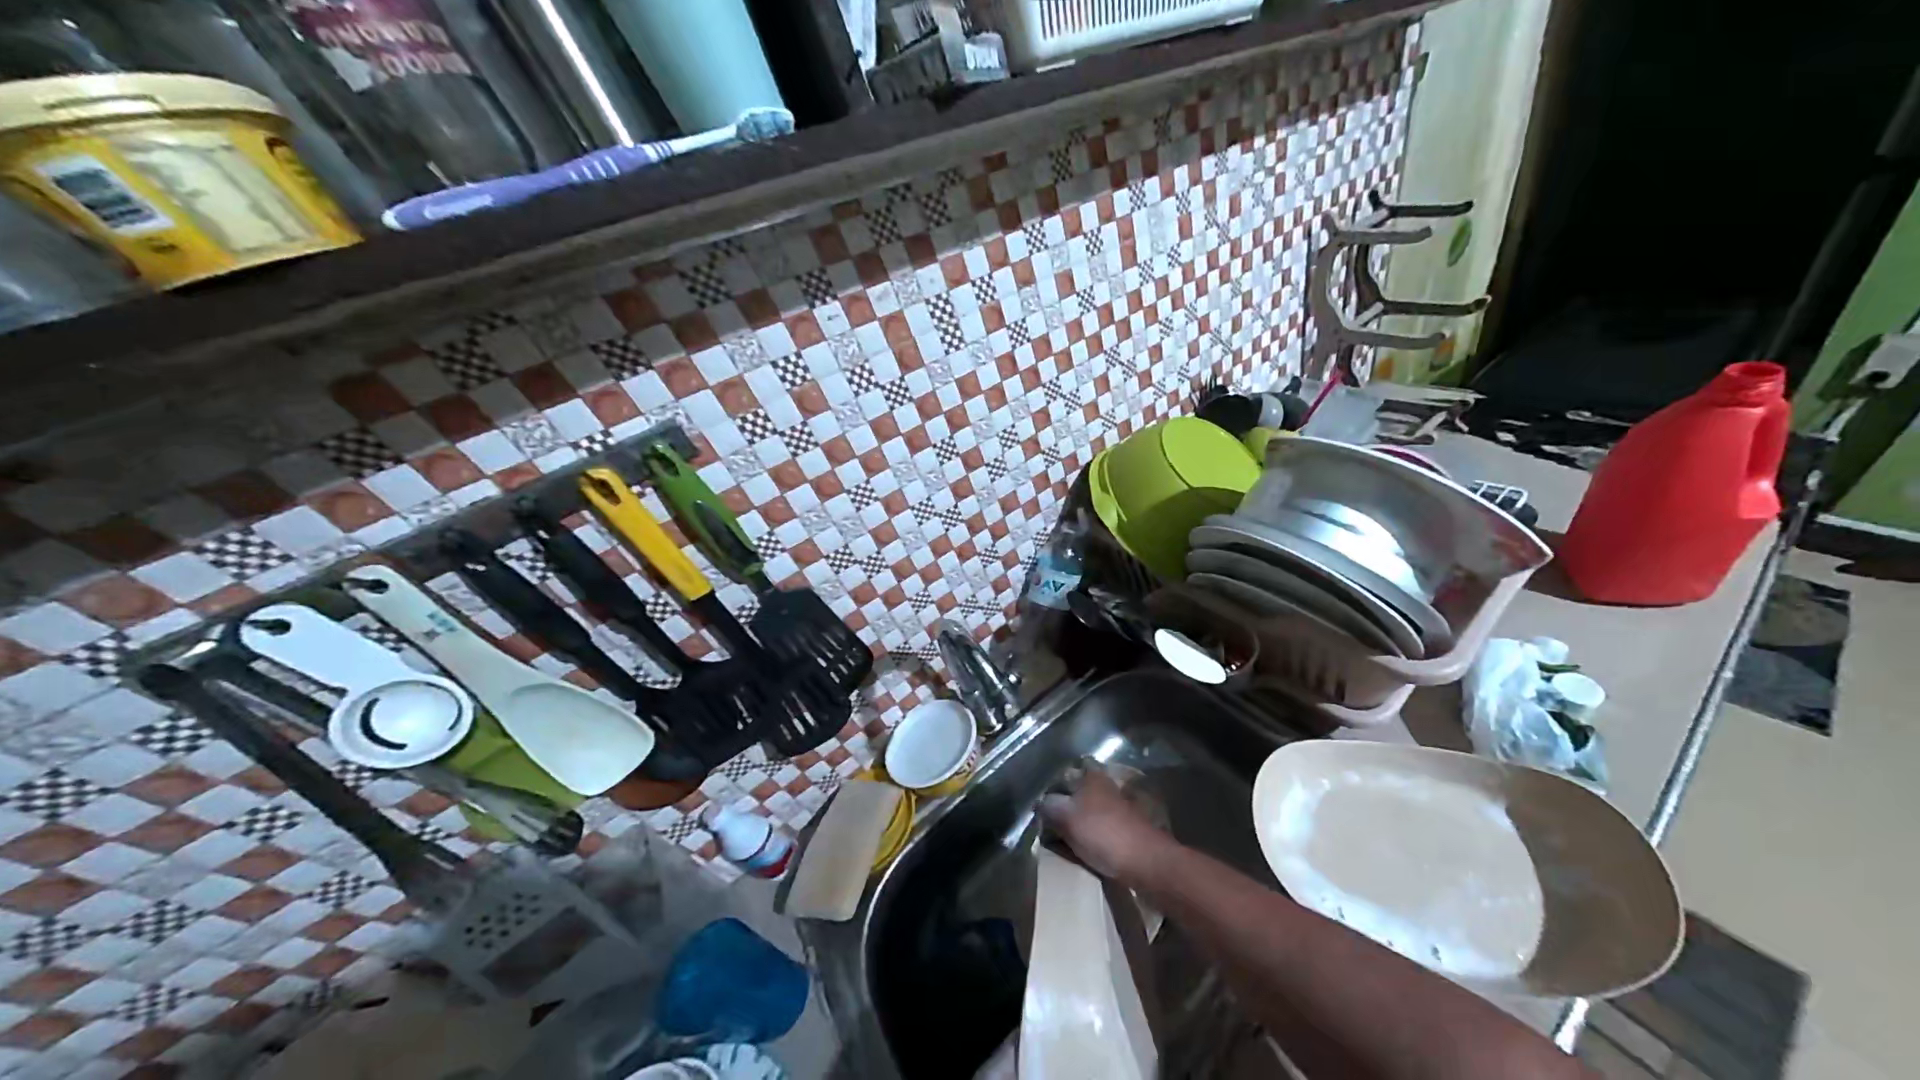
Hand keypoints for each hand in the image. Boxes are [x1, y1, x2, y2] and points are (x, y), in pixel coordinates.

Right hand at [1038, 766, 1172, 881]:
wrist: (1144, 862)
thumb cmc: (1101, 833)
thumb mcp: (1065, 817)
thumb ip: (1048, 806)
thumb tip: (1039, 803)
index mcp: (1092, 777)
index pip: (1072, 767)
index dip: (1058, 780)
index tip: (1044, 796)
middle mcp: (1107, 786)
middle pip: (1080, 789)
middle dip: (1066, 801)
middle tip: (1049, 818)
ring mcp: (1119, 807)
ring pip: (1090, 809)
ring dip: (1078, 820)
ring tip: (1062, 836)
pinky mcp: (1126, 829)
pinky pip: (1100, 827)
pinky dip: (1090, 834)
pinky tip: (1081, 846)